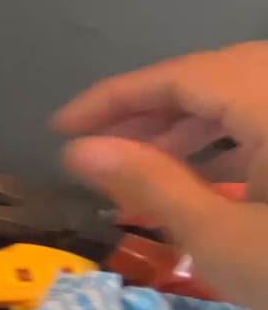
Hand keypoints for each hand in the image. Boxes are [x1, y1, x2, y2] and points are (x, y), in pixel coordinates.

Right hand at [51, 41, 267, 309]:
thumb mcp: (220, 237)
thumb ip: (148, 182)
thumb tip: (77, 148)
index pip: (187, 75)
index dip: (116, 96)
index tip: (60, 129)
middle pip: (228, 72)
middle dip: (155, 104)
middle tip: (99, 143)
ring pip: (262, 90)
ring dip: (197, 116)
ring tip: (146, 157)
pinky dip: (245, 130)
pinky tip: (215, 167)